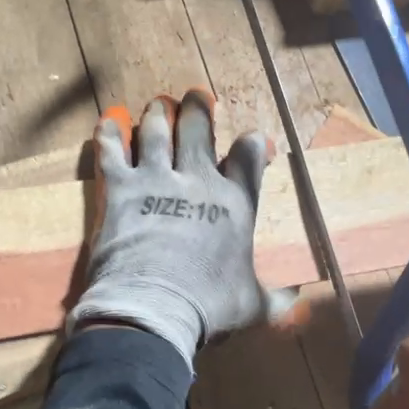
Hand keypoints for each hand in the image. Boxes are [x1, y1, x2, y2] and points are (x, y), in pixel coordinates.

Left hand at [67, 91, 295, 371]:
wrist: (153, 309)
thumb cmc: (208, 307)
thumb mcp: (252, 306)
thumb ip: (275, 301)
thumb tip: (299, 309)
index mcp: (236, 203)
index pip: (249, 154)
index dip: (252, 143)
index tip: (250, 141)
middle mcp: (198, 180)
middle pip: (198, 126)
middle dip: (198, 108)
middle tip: (195, 98)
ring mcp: (156, 179)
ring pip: (155, 130)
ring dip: (157, 114)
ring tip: (158, 106)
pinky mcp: (119, 188)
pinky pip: (112, 150)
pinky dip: (110, 134)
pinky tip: (109, 122)